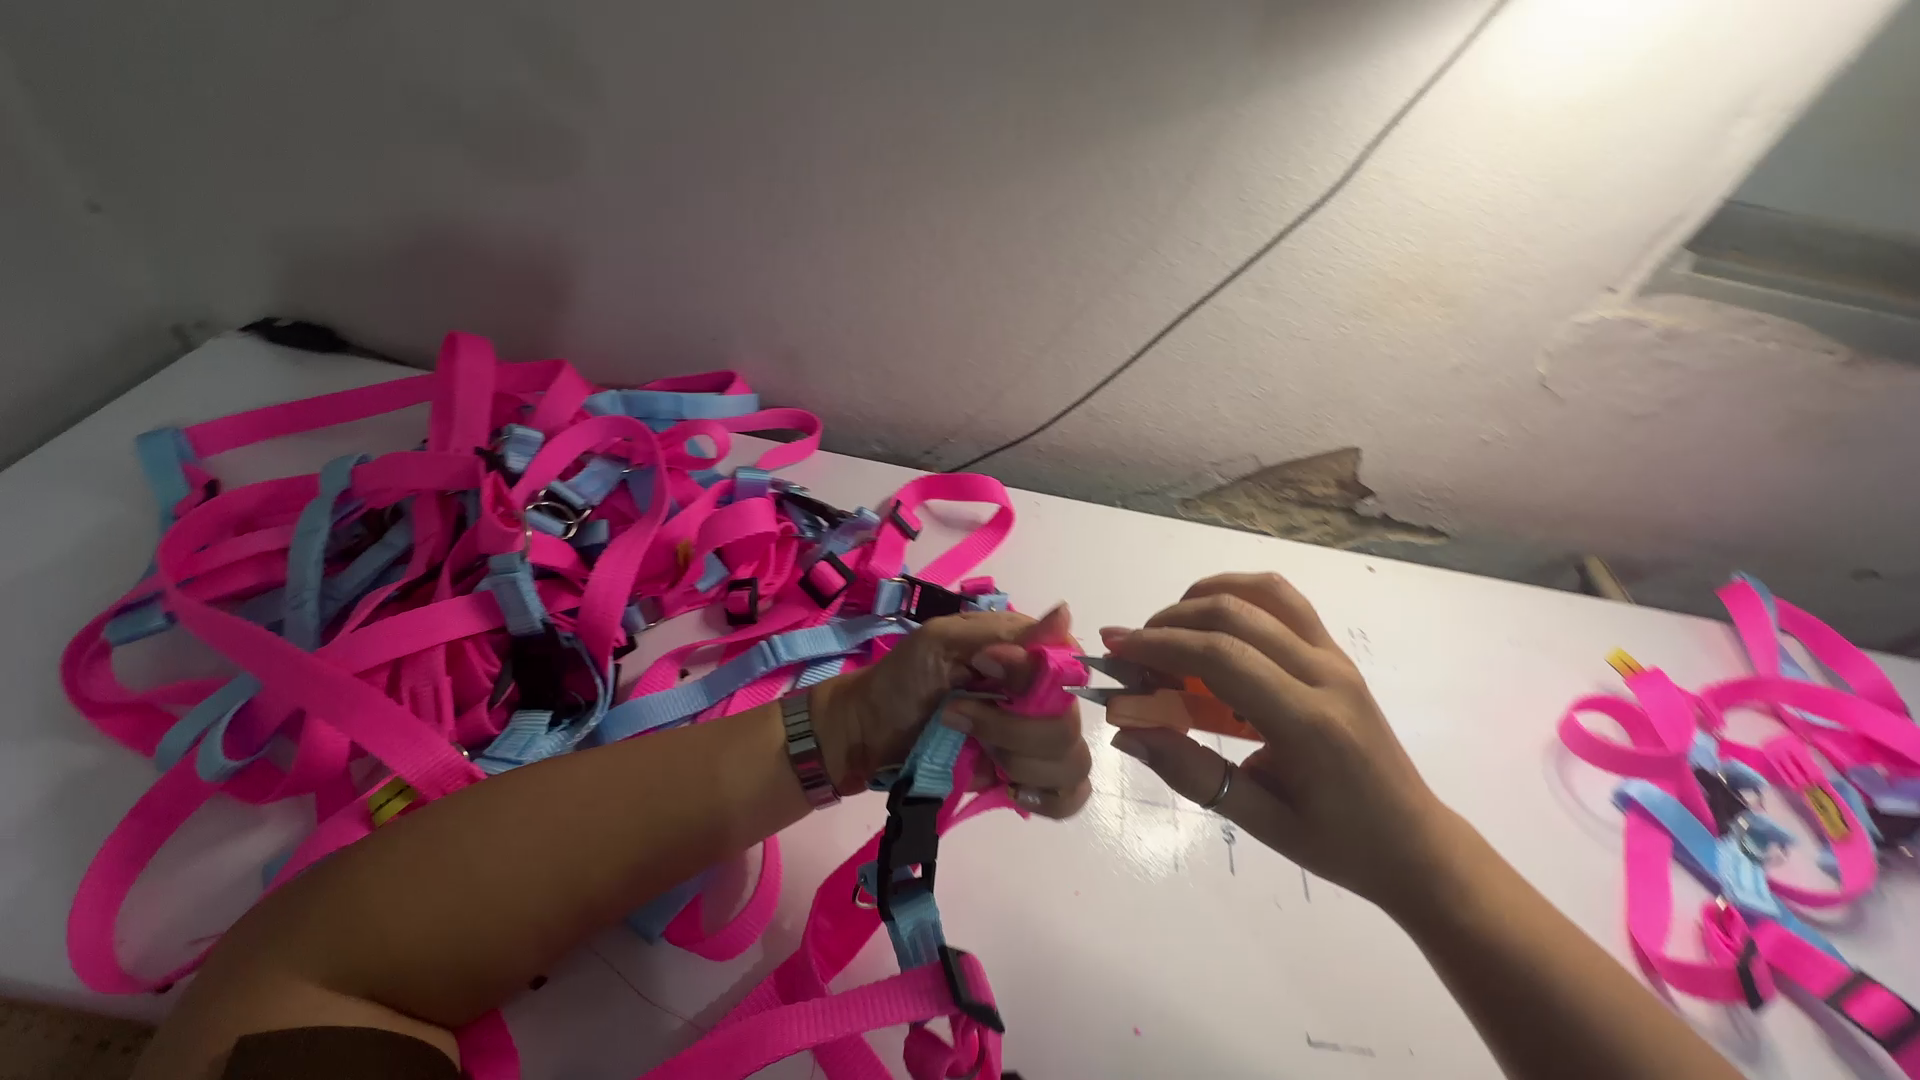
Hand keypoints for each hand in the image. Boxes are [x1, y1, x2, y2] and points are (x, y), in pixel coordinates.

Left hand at [815, 604, 1093, 818]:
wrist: (870, 732)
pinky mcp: (1029, 780)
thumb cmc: (903, 678)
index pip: (1070, 670)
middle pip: (1069, 724)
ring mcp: (1038, 742)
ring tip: (976, 752)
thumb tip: (1065, 614)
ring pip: (1071, 763)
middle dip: (1011, 730)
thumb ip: (1002, 635)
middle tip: (956, 717)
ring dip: (1019, 763)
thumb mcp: (941, 643)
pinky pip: (1069, 796)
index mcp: (1029, 656)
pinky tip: (1011, 787)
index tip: (987, 675)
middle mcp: (1043, 697)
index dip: (1037, 681)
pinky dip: (1047, 798)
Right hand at [1102, 573, 1449, 908]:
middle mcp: (1326, 675)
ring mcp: (1337, 658)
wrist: (1416, 844)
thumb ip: (1190, 771)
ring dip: (1204, 599)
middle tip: (1133, 652)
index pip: (1222, 657)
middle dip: (1170, 622)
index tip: (1115, 649)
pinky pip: (1284, 602)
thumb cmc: (1339, 844)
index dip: (1160, 645)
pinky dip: (1238, 597)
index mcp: (1310, 723)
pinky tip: (1211, 626)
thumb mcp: (1259, 820)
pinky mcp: (1337, 655)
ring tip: (1169, 632)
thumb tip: (1125, 730)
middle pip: (1234, 614)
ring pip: (1262, 592)